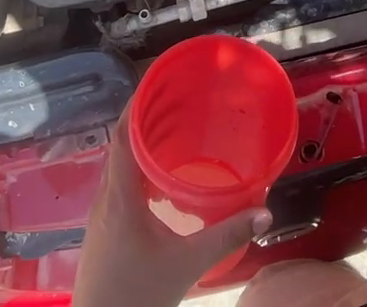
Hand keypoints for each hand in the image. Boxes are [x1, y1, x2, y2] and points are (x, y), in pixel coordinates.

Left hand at [72, 113, 270, 306]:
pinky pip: (119, 184)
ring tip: (174, 130)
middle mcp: (106, 198)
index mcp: (120, 196)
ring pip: (118, 165)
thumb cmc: (136, 296)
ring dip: (141, 143)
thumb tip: (265, 210)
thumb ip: (226, 236)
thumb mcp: (187, 265)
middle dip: (145, 118)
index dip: (137, 105)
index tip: (159, 81)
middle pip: (120, 145)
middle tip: (178, 99)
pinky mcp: (103, 230)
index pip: (123, 136)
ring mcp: (101, 215)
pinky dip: (138, 168)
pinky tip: (162, 179)